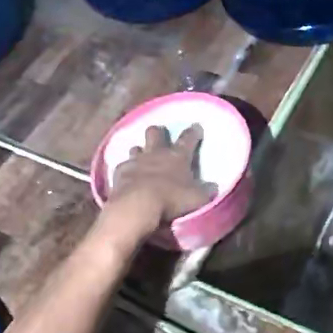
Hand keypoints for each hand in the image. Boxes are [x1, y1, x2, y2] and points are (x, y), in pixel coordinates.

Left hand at [103, 125, 215, 239]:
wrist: (137, 206)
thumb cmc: (172, 200)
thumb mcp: (197, 199)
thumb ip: (206, 191)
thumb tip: (213, 186)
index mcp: (178, 156)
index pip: (188, 138)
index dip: (193, 132)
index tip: (196, 126)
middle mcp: (156, 153)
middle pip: (155, 133)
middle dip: (158, 132)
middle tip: (160, 135)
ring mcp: (135, 161)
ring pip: (136, 148)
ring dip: (140, 152)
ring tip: (142, 157)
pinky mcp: (119, 173)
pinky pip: (123, 166)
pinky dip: (126, 170)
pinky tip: (127, 177)